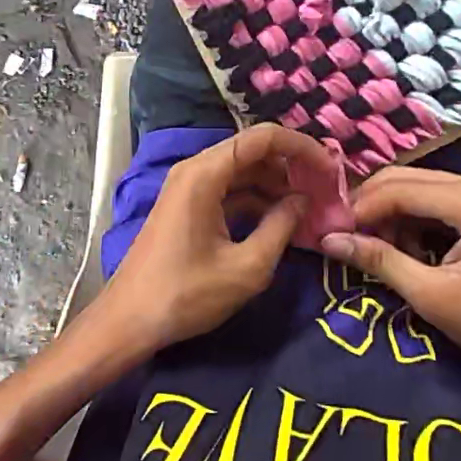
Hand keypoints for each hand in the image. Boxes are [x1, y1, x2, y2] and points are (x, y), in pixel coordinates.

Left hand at [97, 124, 335, 353]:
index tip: (331, 170)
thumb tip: (303, 201)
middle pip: (253, 152)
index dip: (302, 147)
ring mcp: (190, 188)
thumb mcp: (246, 267)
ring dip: (277, 186)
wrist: (129, 322)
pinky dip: (257, 201)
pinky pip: (230, 191)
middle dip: (292, 168)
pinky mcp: (189, 207)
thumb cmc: (185, 295)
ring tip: (310, 210)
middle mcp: (195, 170)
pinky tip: (282, 222)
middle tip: (327, 193)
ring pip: (244, 172)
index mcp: (204, 174)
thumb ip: (281, 227)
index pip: (262, 138)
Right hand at [321, 168, 460, 389]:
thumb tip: (328, 240)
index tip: (329, 234)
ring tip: (371, 249)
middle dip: (369, 207)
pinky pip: (429, 202)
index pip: (398, 189)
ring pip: (413, 188)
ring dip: (387, 215)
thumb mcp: (433, 296)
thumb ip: (380, 261)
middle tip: (342, 237)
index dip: (359, 209)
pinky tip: (399, 250)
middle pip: (404, 179)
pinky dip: (406, 221)